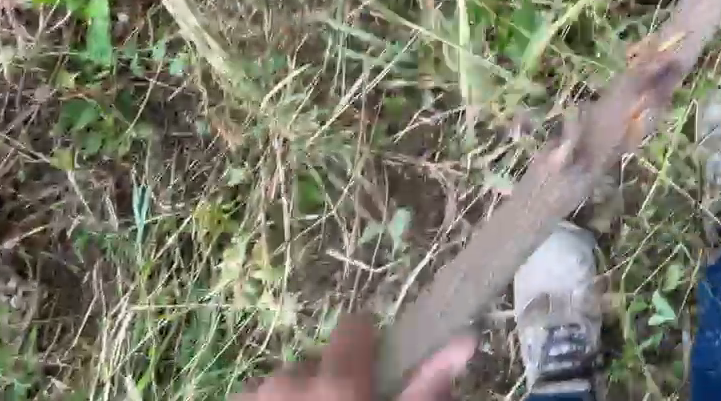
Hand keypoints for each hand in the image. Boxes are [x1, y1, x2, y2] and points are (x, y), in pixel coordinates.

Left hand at [233, 314, 474, 400]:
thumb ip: (426, 387)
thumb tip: (467, 340)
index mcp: (335, 380)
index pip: (356, 326)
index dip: (368, 351)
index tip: (374, 381)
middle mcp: (288, 379)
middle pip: (317, 361)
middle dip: (330, 386)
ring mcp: (253, 398)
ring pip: (283, 387)